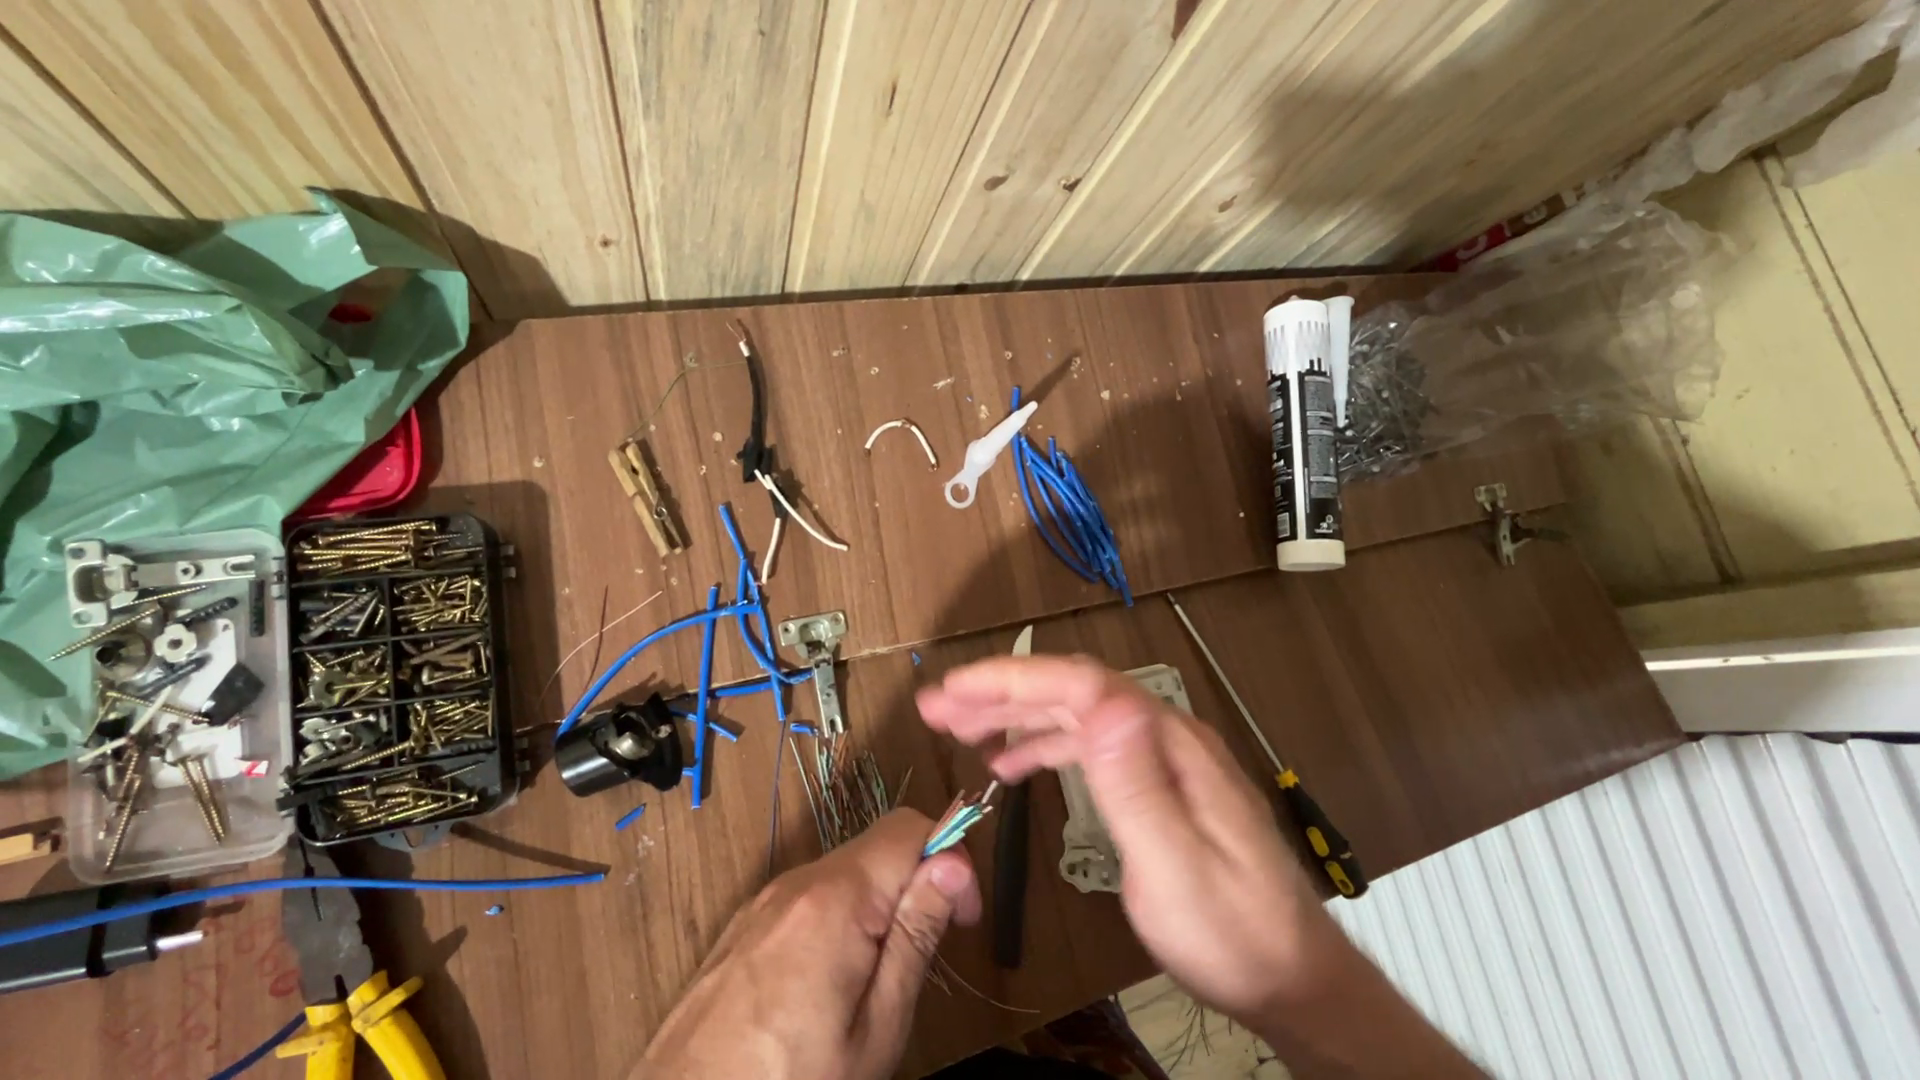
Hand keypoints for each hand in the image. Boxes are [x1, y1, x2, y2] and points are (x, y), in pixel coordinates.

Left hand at [634, 809, 980, 1079]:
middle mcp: (797, 882)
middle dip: (916, 883)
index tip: (964, 919)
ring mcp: (764, 902)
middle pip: (877, 848)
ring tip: (881, 977)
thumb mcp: (876, 1026)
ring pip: (845, 873)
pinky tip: (833, 980)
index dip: (951, 858)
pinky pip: (810, 899)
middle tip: (927, 953)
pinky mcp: (744, 926)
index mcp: (836, 897)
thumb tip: (952, 863)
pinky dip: (841, 918)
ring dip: (880, 903)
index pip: (910, 826)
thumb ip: (915, 936)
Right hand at [916, 655, 1327, 1022]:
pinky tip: (1009, 763)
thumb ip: (1134, 785)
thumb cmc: (1230, 933)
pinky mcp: (1156, 783)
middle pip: (1073, 691)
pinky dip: (1043, 747)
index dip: (1013, 680)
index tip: (954, 691)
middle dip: (1001, 690)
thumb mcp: (1175, 867)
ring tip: (958, 726)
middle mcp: (1165, 736)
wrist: (1290, 975)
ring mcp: (1162, 758)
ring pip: (1076, 716)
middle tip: (938, 704)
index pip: (1081, 686)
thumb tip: (1104, 702)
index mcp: (1169, 745)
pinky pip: (1089, 748)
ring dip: (1015, 714)